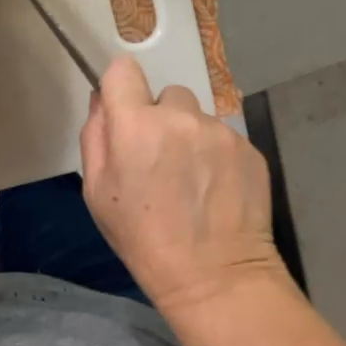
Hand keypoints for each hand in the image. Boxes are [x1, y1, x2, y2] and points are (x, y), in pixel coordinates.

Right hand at [80, 57, 287, 315]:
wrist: (213, 275)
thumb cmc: (141, 237)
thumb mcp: (96, 191)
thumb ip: (96, 137)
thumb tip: (103, 102)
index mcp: (136, 125)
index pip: (124, 70)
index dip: (120, 87)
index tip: (123, 110)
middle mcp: (180, 117)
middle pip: (165, 95)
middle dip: (159, 119)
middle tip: (159, 161)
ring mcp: (220, 131)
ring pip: (196, 118)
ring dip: (189, 137)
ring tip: (190, 180)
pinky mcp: (249, 148)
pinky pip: (223, 138)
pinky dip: (215, 156)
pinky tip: (213, 190)